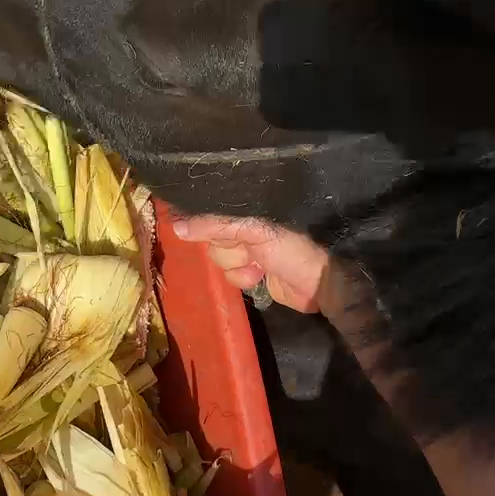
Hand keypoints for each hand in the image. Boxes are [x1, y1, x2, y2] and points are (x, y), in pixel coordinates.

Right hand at [171, 214, 330, 313]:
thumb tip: (176, 227)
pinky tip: (261, 276)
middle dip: (229, 249)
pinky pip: (230, 276)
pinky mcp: (249, 272)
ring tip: (260, 265)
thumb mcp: (252, 231)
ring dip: (239, 266)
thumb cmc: (289, 248)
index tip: (191, 229)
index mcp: (244, 211)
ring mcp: (245, 251)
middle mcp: (241, 228)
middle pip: (211, 239)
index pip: (209, 212)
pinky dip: (244, 279)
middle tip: (250, 249)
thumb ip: (215, 226)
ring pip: (220, 260)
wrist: (318, 284)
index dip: (200, 222)